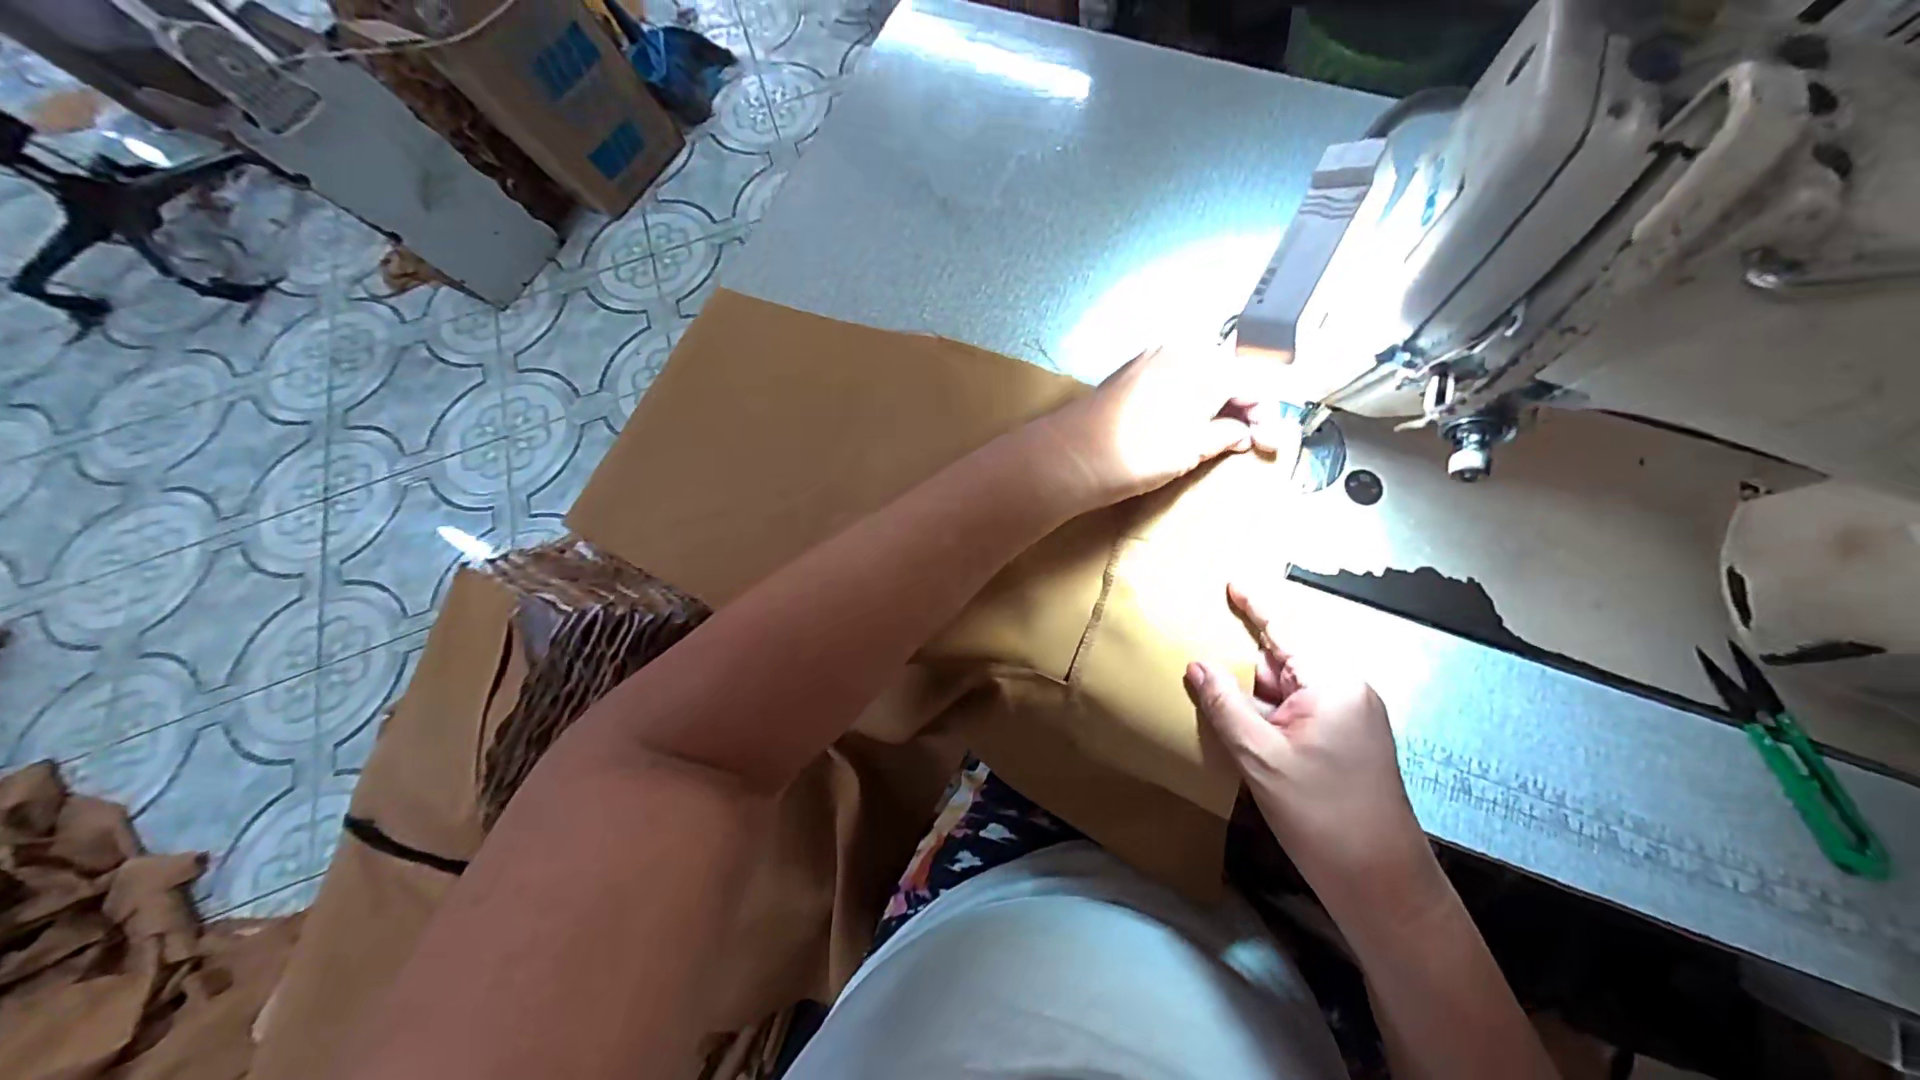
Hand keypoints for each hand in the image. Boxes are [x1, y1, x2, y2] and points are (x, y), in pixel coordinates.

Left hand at [1018, 343, 1290, 513]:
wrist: (1069, 456)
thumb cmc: (1135, 455)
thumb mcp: (1190, 449)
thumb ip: (1224, 434)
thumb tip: (1243, 432)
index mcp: (1203, 364)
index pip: (1251, 380)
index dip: (1264, 412)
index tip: (1269, 440)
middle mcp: (1179, 350)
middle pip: (1226, 373)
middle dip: (1242, 404)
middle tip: (1250, 438)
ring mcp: (1152, 359)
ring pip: (1201, 375)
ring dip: (1217, 402)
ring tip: (1222, 436)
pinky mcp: (1132, 373)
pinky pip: (1175, 379)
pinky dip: (1191, 399)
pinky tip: (1191, 424)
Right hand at [1185, 582, 1441, 922]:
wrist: (1379, 881)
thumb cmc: (1319, 813)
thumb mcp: (1259, 756)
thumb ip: (1224, 705)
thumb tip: (1196, 665)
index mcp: (1333, 685)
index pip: (1285, 633)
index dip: (1255, 606)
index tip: (1231, 583)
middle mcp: (1346, 692)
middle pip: (1282, 663)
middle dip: (1241, 666)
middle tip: (1199, 663)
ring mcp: (1348, 718)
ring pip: (1286, 692)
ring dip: (1250, 697)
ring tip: (1210, 698)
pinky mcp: (1345, 742)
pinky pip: (1296, 713)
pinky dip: (1265, 716)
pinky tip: (1238, 728)